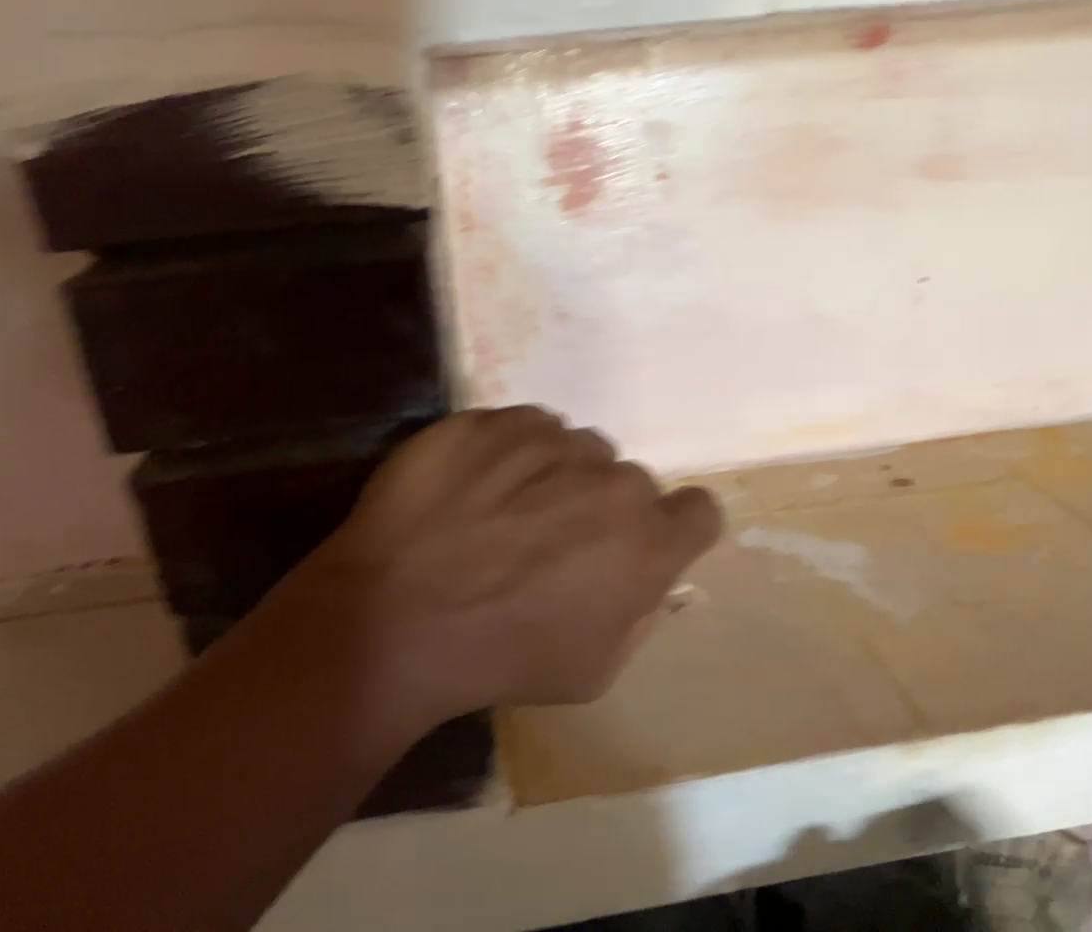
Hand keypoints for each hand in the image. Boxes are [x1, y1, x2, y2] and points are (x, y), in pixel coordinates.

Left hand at [263, 406, 722, 725]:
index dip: (672, 528)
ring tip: (504, 511)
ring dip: (555, 474)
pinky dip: (509, 452)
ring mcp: (547, 441)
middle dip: (602, 506)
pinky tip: (472, 489)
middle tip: (551, 539)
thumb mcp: (592, 671)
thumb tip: (654, 582)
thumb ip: (639, 617)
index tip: (638, 544)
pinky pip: (523, 426)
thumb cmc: (500, 659)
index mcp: (646, 544)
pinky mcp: (490, 420)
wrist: (393, 620)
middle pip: (628, 480)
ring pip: (574, 447)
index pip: (699, 510)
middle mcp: (610, 480)